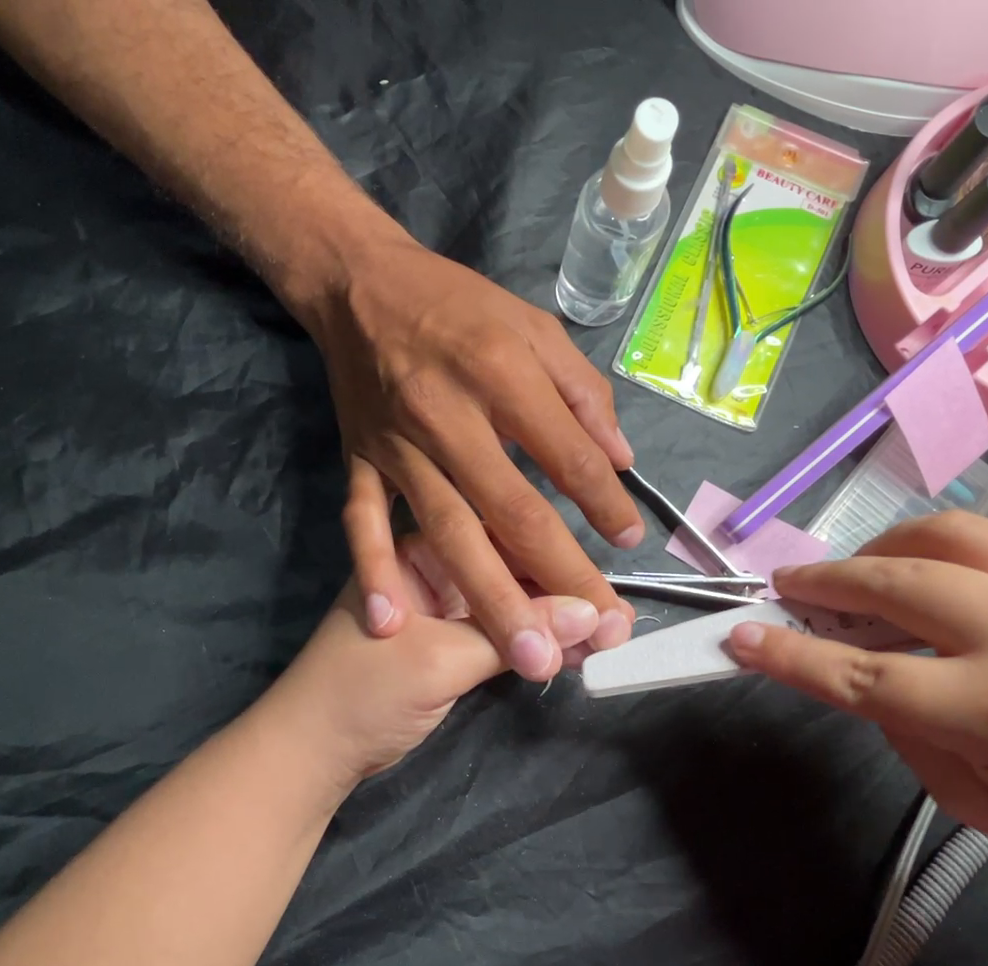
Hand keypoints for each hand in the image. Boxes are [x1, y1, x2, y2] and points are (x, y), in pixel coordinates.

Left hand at [265, 537, 599, 786]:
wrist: (309, 753)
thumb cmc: (359, 691)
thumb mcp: (437, 661)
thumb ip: (512, 638)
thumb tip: (591, 617)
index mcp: (421, 550)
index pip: (501, 542)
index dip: (558, 568)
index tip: (609, 600)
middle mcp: (436, 568)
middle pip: (513, 572)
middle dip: (565, 599)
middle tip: (620, 627)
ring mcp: (443, 608)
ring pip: (512, 605)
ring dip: (555, 625)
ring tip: (609, 644)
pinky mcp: (449, 644)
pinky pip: (502, 634)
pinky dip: (534, 644)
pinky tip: (575, 653)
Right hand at [296, 235, 642, 680]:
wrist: (359, 286)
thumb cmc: (457, 304)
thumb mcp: (533, 325)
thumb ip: (582, 392)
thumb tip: (619, 459)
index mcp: (501, 373)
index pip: (567, 455)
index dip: (604, 505)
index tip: (627, 542)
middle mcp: (450, 418)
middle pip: (512, 513)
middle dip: (559, 580)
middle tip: (595, 639)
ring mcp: (399, 448)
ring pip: (448, 534)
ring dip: (490, 600)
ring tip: (527, 658)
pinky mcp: (361, 463)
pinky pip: (365, 523)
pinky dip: (374, 572)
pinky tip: (390, 624)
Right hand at [723, 512, 987, 907]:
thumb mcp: (986, 810)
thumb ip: (907, 730)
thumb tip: (859, 669)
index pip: (861, 674)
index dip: (787, 654)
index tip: (737, 634)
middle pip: (896, 582)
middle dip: (825, 581)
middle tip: (787, 588)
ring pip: (948, 532)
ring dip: (881, 545)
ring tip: (852, 572)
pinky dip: (940, 547)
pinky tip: (923, 573)